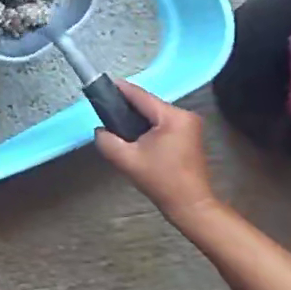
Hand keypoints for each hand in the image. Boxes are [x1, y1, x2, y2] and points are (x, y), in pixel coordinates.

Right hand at [92, 79, 217, 218]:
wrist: (190, 205)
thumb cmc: (161, 182)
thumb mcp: (127, 160)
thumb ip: (107, 141)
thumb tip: (100, 130)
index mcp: (172, 116)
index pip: (141, 96)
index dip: (120, 89)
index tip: (103, 84)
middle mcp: (185, 115)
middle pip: (149, 105)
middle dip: (128, 108)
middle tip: (107, 113)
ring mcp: (190, 125)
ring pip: (156, 115)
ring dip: (139, 119)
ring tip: (119, 126)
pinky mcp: (190, 135)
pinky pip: (164, 124)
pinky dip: (149, 128)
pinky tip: (136, 137)